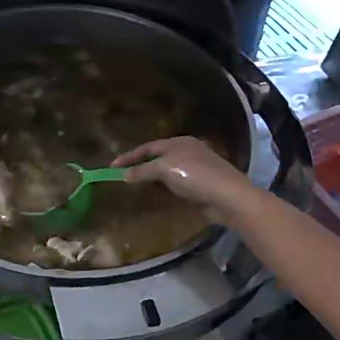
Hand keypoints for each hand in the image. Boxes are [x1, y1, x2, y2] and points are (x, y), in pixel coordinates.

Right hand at [113, 137, 258, 218]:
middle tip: (122, 176)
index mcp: (178, 142)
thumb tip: (124, 175)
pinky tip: (156, 194)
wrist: (228, 197)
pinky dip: (163, 187)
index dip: (129, 157)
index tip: (111, 166)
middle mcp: (186, 152)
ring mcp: (194, 169)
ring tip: (135, 186)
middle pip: (156, 157)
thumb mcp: (164, 169)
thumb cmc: (194, 176)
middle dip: (139, 166)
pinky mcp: (199, 185)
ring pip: (165, 171)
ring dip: (151, 178)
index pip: (147, 147)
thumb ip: (142, 171)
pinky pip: (174, 184)